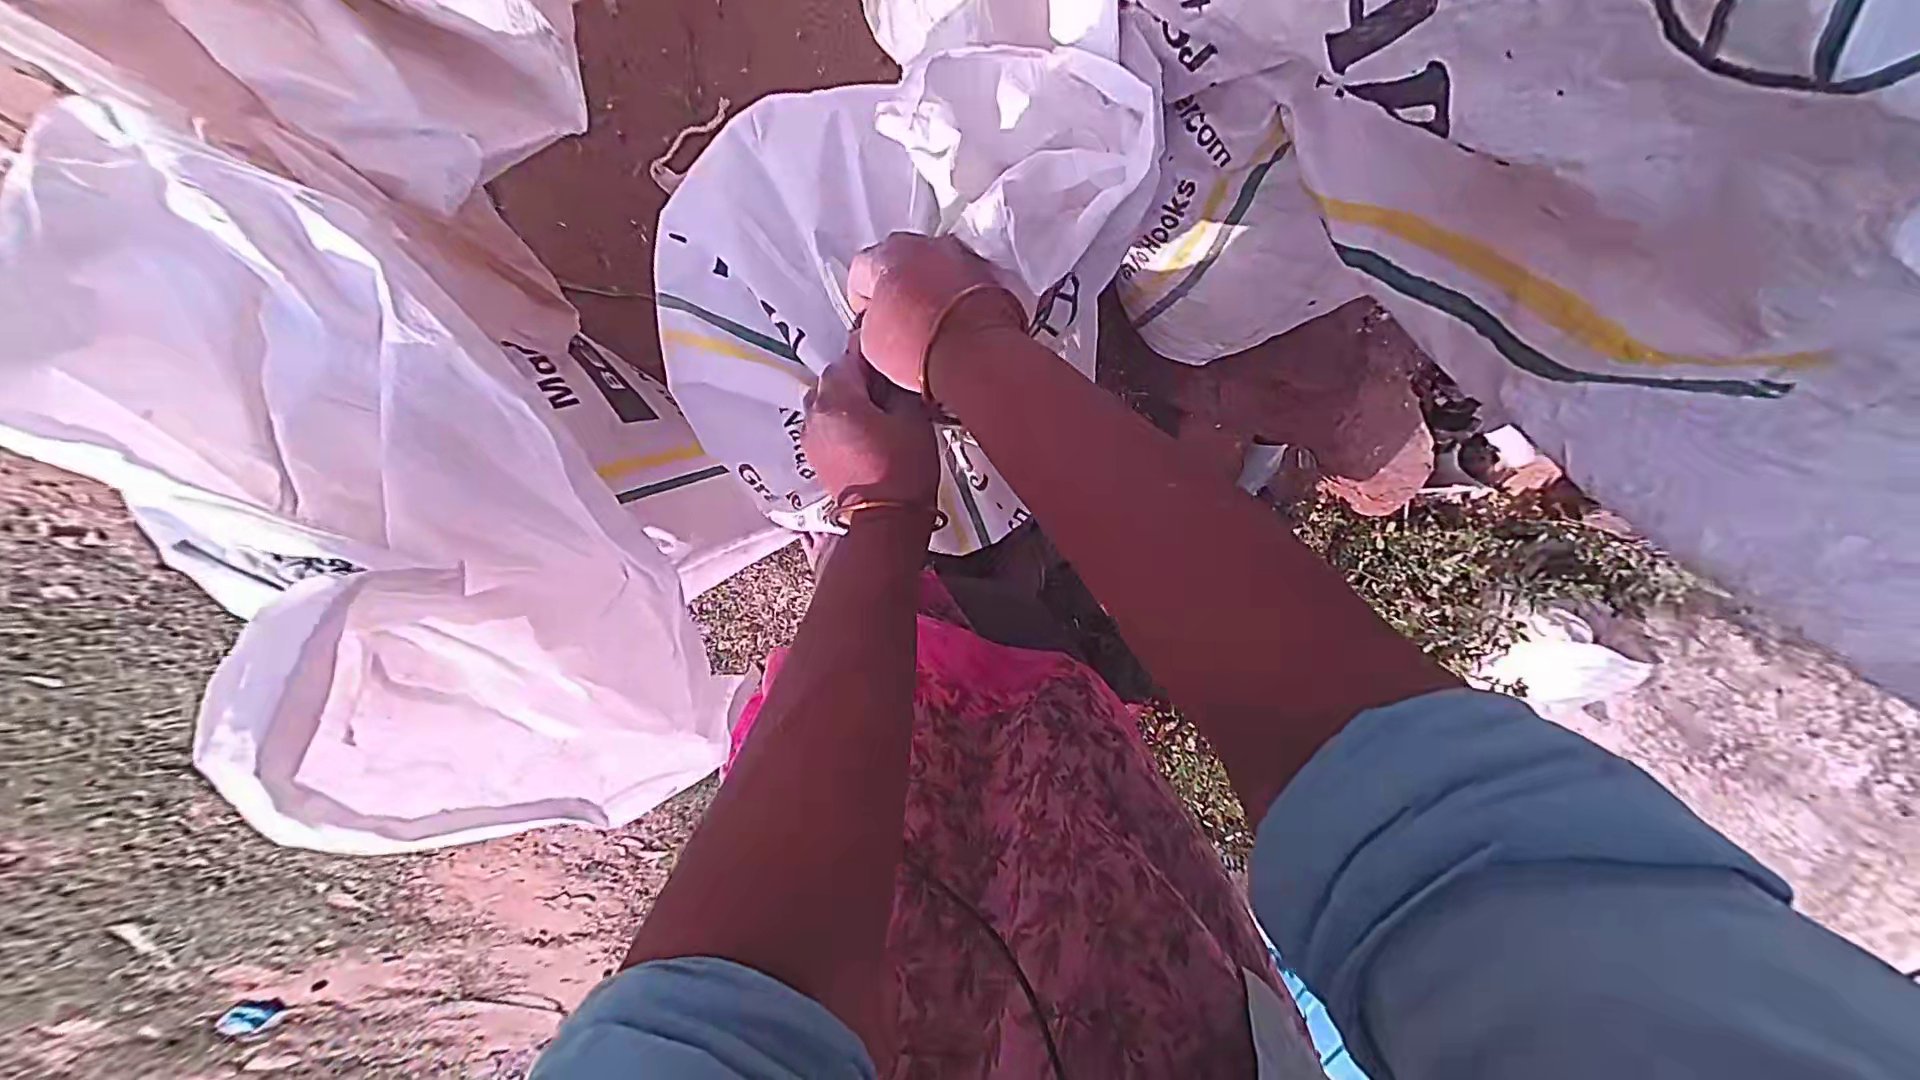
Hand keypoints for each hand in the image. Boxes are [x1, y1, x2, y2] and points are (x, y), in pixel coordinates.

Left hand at [803, 330, 940, 509]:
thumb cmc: (903, 471)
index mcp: (837, 398)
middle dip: (859, 377)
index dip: (871, 348)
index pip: (850, 355)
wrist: (885, 522)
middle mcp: (815, 414)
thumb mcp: (912, 418)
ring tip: (878, 411)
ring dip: (848, 400)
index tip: (887, 346)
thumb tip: (891, 371)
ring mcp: (811, 437)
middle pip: (834, 378)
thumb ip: (898, 385)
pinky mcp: (815, 457)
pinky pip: (826, 425)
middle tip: (890, 386)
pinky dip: (842, 421)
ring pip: (827, 402)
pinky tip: (866, 431)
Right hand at [846, 233, 1026, 394]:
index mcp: (887, 254)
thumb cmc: (926, 345)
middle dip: (899, 290)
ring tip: (932, 328)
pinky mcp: (992, 275)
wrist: (975, 354)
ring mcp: (962, 257)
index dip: (861, 299)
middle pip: (902, 263)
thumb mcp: (872, 343)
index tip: (866, 316)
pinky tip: (957, 326)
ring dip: (932, 292)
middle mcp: (926, 246)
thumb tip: (877, 328)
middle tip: (899, 323)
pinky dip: (961, 298)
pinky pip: (968, 283)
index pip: (861, 271)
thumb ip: (869, 323)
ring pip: (938, 270)